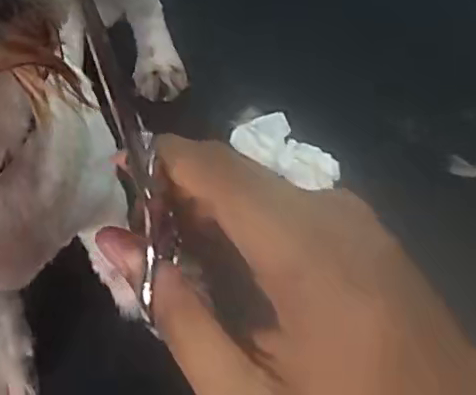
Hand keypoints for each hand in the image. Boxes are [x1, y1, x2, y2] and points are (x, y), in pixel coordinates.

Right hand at [96, 137, 475, 394]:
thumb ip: (178, 316)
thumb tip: (114, 243)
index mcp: (302, 247)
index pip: (213, 166)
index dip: (160, 160)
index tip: (119, 179)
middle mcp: (326, 207)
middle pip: (231, 166)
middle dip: (179, 184)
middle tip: (142, 230)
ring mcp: (350, 209)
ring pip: (256, 178)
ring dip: (212, 199)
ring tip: (182, 250)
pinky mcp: (361, 219)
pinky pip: (285, 195)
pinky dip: (247, 211)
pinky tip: (236, 260)